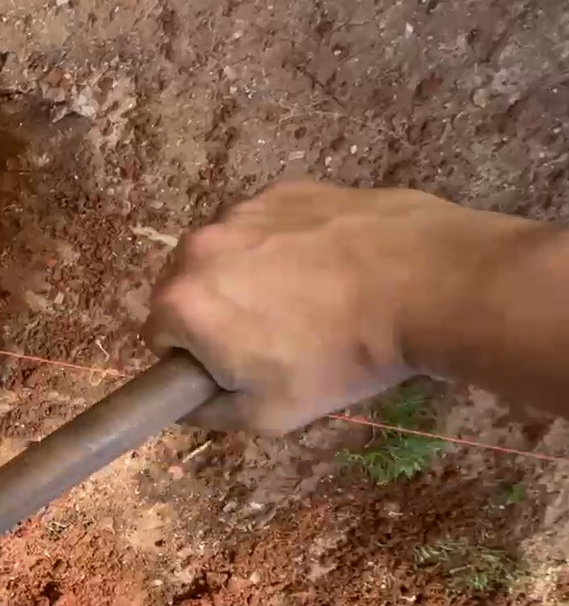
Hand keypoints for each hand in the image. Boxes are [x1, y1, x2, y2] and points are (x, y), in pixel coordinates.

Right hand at [144, 180, 541, 431]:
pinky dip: (282, 241)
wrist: (445, 288)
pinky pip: (263, 224)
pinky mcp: (286, 191)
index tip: (238, 359)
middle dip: (213, 309)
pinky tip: (325, 260)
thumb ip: (205, 413)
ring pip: (221, 255)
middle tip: (272, 327)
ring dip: (244, 272)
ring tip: (304, 291)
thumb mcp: (266, 414)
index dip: (195, 353)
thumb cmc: (345, 357)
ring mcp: (241, 214)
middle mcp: (195, 251)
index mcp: (179, 304)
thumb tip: (181, 403)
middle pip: (183, 289)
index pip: (160, 336)